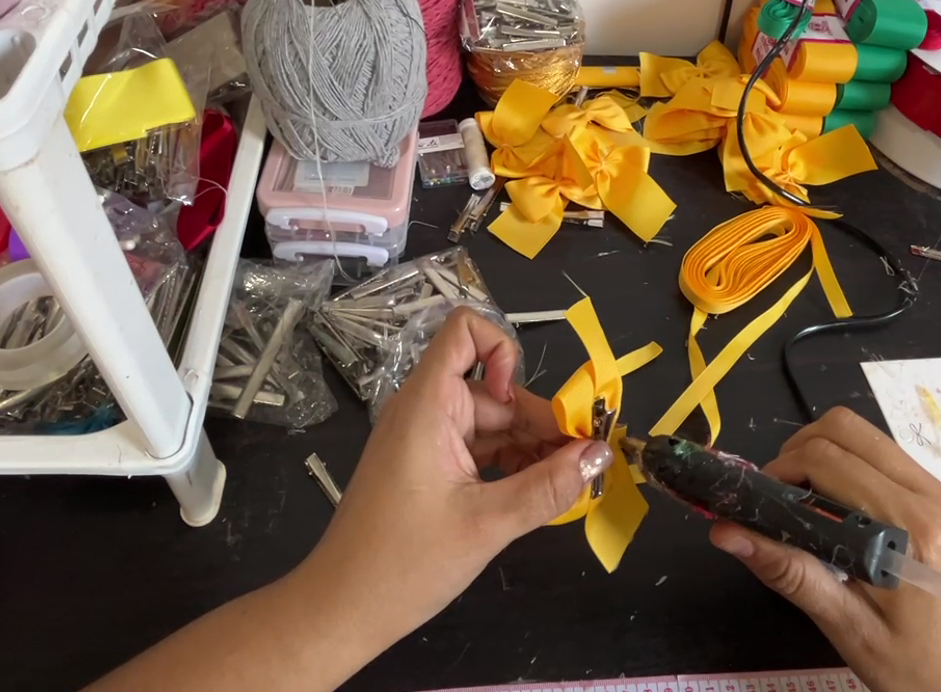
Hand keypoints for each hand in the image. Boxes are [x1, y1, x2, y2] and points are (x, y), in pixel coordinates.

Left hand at [295, 306, 610, 648]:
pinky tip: (542, 491)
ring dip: (533, 447)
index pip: (464, 330)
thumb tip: (600, 455)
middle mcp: (429, 408)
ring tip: (573, 483)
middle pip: (496, 390)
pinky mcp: (431, 464)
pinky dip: (512, 464)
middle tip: (589, 462)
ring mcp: (429, 437)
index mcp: (429, 403)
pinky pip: (481, 447)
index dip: (502, 348)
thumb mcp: (486, 525)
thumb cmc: (404, 563)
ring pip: (494, 422)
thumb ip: (547, 487)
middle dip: (542, 420)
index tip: (522, 403)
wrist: (340, 610)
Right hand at [708, 407, 940, 691]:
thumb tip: (725, 533)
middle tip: (779, 496)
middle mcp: (931, 496)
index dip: (780, 469)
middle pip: (846, 428)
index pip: (827, 459)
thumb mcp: (852, 631)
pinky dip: (847, 465)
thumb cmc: (926, 676)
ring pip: (864, 435)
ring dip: (822, 453)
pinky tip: (838, 511)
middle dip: (798, 449)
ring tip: (804, 502)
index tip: (759, 504)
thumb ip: (790, 573)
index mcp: (910, 526)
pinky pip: (882, 456)